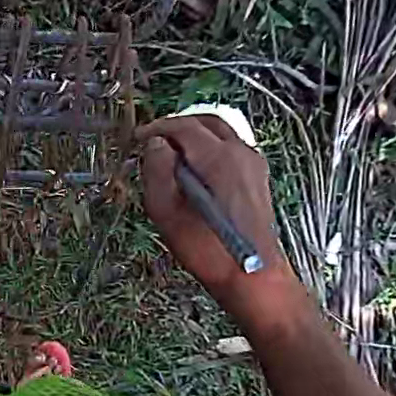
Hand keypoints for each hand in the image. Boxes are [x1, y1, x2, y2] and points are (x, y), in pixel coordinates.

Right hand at [139, 115, 302, 317]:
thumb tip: (155, 144)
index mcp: (217, 158)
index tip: (138, 139)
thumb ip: (157, 171)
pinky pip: (230, 148)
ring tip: (170, 155)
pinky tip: (193, 171)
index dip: (157, 128)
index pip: (183, 126)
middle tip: (152, 140)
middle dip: (176, 126)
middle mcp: (240, 152)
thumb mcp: (166, 211)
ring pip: (221, 132)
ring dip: (194, 136)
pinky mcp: (257, 177)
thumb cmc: (205, 247)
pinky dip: (208, 148)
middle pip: (206, 121)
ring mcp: (253, 163)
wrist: (250, 274)